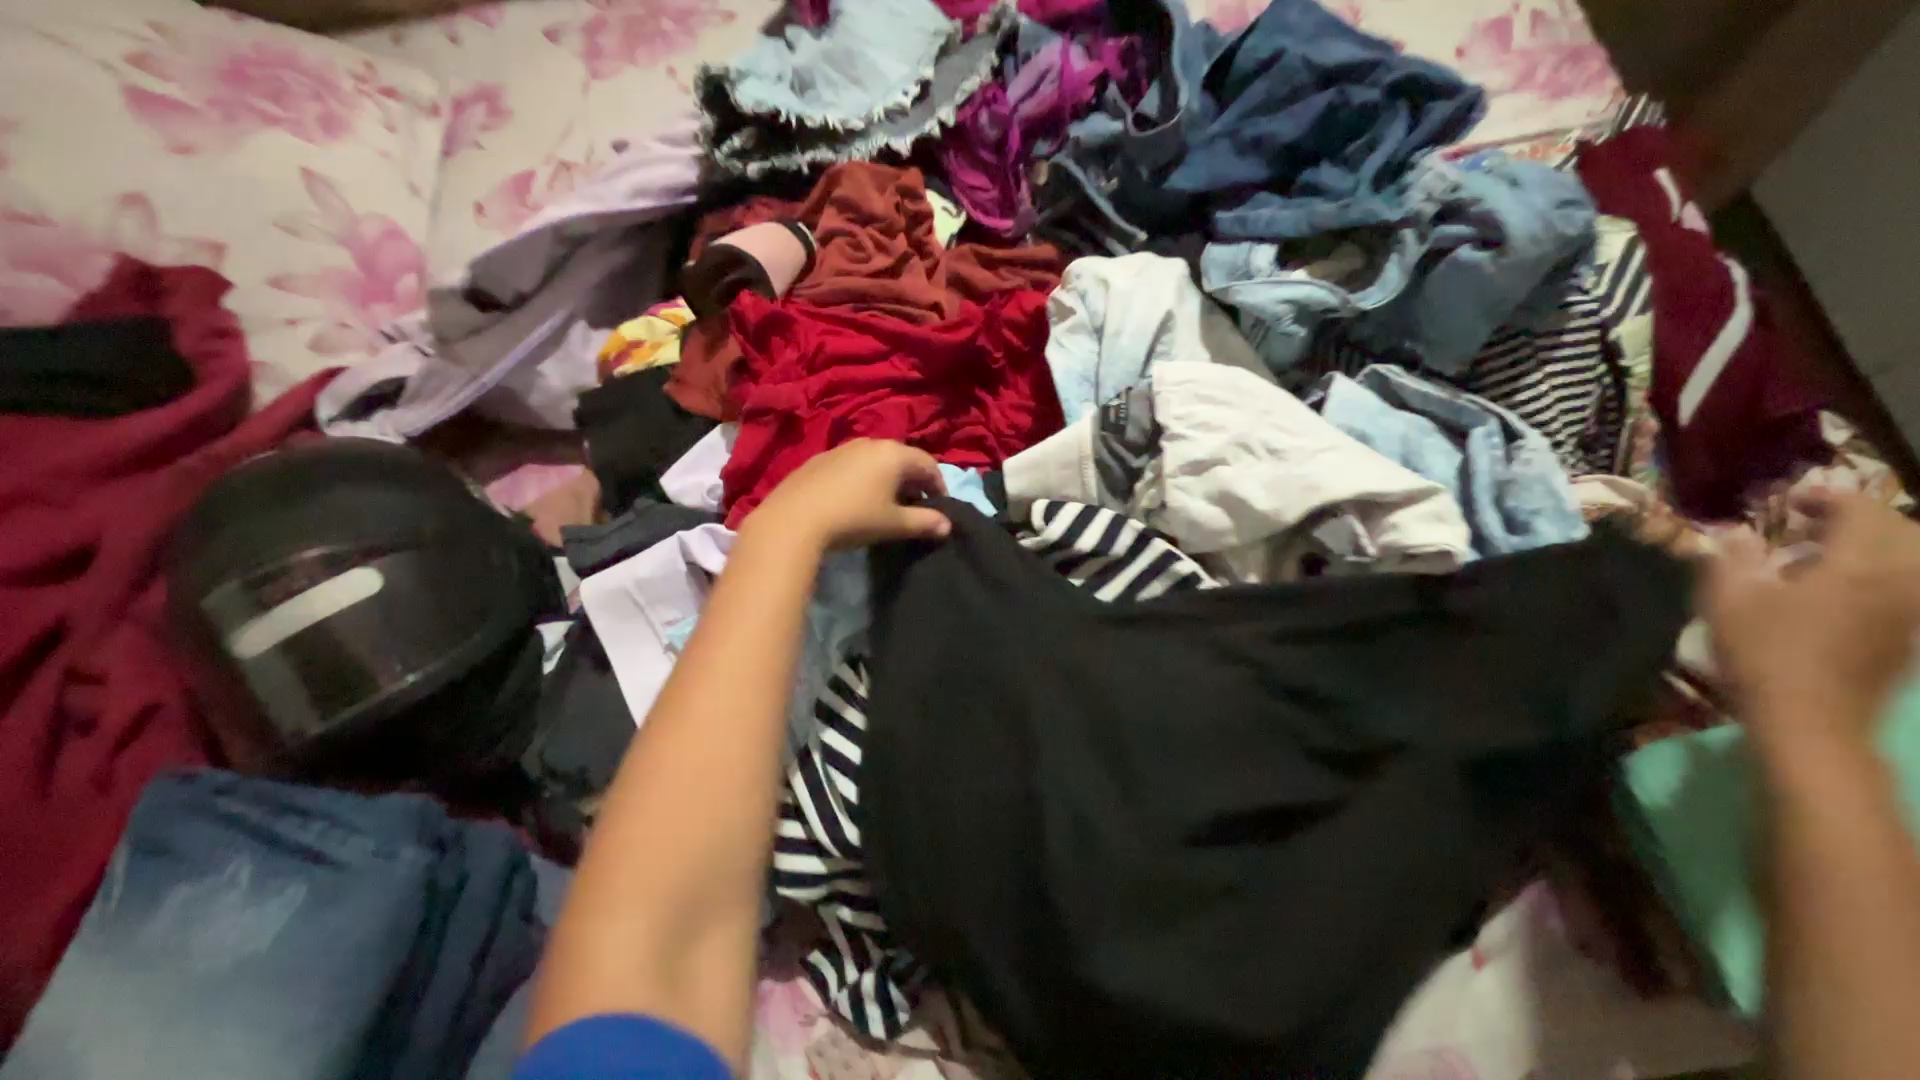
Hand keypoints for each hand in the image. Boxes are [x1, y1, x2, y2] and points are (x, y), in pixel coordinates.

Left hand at [744, 439, 950, 552]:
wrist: (793, 520)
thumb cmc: (854, 519)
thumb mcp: (894, 524)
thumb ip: (924, 522)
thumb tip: (947, 525)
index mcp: (893, 453)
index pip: (928, 463)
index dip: (939, 485)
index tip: (940, 507)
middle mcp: (869, 443)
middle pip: (901, 459)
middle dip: (913, 481)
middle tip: (916, 506)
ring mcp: (841, 449)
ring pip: (875, 461)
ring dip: (887, 479)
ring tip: (886, 504)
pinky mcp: (819, 460)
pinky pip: (852, 466)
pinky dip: (863, 479)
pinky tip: (856, 500)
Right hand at [1705, 490, 1919, 754]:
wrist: (1810, 720)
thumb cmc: (1764, 654)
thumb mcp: (1728, 600)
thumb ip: (1732, 558)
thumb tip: (1737, 533)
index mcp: (1857, 563)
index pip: (1861, 510)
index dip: (1828, 497)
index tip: (1791, 502)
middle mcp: (1899, 579)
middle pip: (1899, 531)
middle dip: (1858, 520)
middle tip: (1811, 525)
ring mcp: (1912, 611)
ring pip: (1909, 561)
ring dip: (1873, 550)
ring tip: (1826, 559)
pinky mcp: (1910, 637)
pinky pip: (1907, 591)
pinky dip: (1882, 579)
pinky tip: (1842, 594)